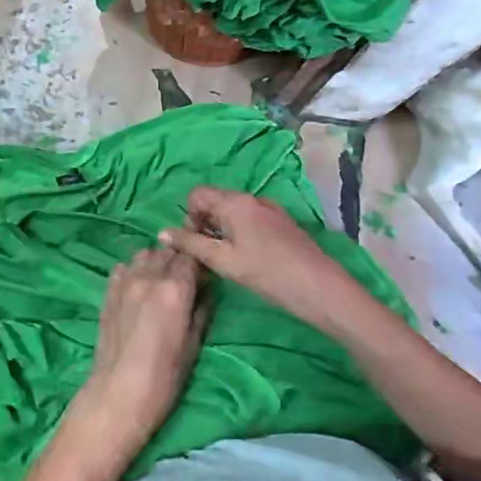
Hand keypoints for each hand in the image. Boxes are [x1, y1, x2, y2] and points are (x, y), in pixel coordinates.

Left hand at [74, 246, 210, 448]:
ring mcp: (125, 282)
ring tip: (161, 281)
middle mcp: (149, 277)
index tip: (204, 276)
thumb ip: (201, 309)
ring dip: (156, 261)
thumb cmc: (164, 377)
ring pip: (145, 254)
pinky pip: (124, 267)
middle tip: (185, 279)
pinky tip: (138, 288)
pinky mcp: (108, 292)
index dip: (200, 263)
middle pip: (168, 251)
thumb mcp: (194, 345)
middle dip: (180, 259)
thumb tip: (205, 290)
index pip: (191, 257)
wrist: (118, 394)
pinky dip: (135, 270)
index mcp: (175, 290)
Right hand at [161, 187, 369, 333]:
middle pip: (216, 201)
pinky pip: (250, 218)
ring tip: (228, 260)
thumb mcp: (223, 261)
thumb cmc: (267, 273)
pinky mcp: (282, 222)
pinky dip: (240, 232)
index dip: (189, 216)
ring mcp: (270, 209)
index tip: (195, 243)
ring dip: (222, 230)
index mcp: (235, 202)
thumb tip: (162, 233)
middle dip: (205, 224)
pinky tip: (249, 258)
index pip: (197, 194)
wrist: (318, 286)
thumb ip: (191, 245)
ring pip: (233, 211)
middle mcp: (252, 198)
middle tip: (209, 256)